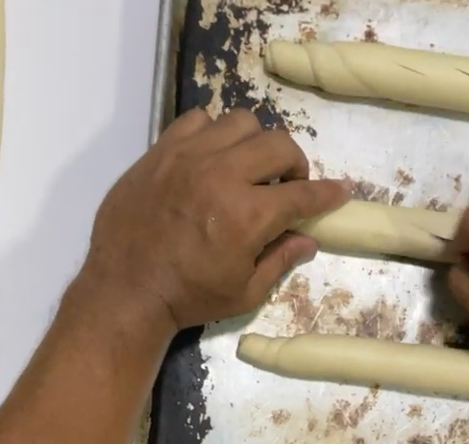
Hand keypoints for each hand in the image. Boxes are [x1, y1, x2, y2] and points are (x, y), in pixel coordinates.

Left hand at [81, 110, 348, 335]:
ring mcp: (189, 157)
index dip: (326, 194)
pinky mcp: (162, 151)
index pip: (302, 195)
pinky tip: (213, 159)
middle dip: (294, 164)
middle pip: (278, 145)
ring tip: (249, 168)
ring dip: (256, 144)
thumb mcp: (244, 292)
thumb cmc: (189, 298)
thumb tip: (309, 240)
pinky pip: (199, 120)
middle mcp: (222, 175)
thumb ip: (280, 261)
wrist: (127, 289)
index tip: (340, 192)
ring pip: (241, 122)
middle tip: (288, 184)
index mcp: (248, 216)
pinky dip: (215, 134)